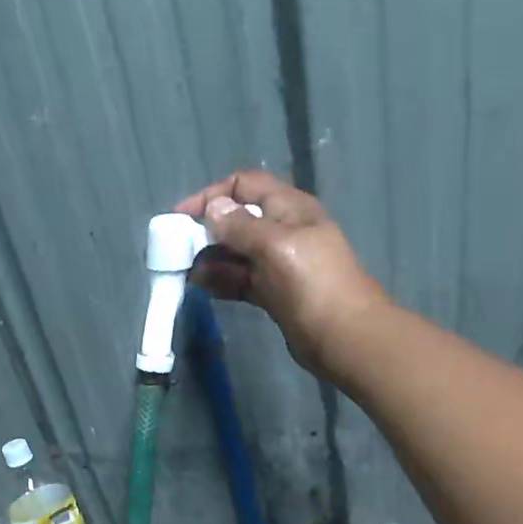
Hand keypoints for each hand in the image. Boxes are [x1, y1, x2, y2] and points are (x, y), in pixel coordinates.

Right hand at [175, 170, 388, 376]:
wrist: (344, 337)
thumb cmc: (312, 283)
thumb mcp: (275, 245)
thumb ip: (241, 226)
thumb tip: (213, 209)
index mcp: (290, 209)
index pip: (245, 185)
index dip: (212, 195)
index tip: (181, 216)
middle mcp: (284, 232)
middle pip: (238, 220)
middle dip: (207, 231)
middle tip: (178, 250)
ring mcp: (279, 265)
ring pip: (236, 254)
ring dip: (211, 260)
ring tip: (187, 273)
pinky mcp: (274, 294)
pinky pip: (241, 281)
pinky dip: (222, 282)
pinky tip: (203, 288)